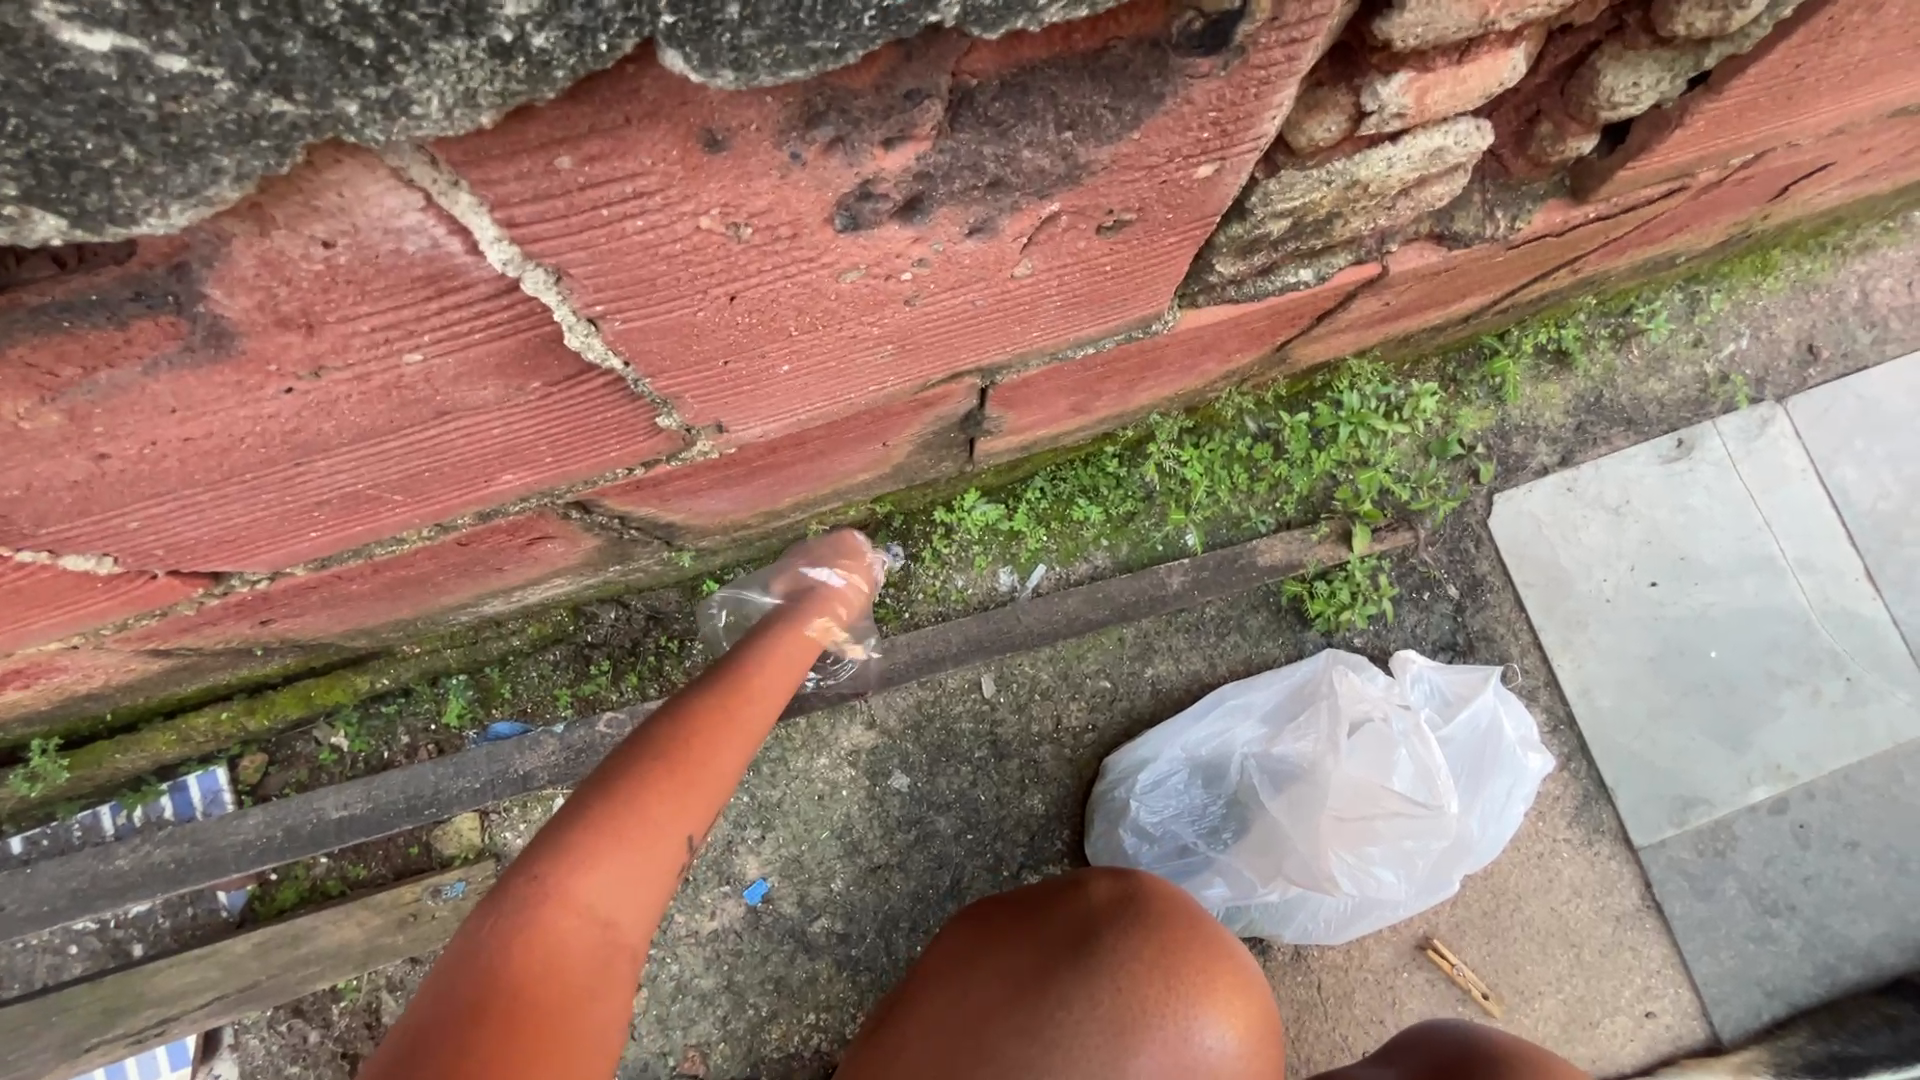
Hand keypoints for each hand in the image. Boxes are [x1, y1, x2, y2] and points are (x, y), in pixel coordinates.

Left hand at [765, 528, 886, 634]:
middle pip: (833, 549)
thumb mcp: (869, 590)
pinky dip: (797, 579)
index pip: (860, 546)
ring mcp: (801, 548)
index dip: (860, 563)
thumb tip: (868, 574)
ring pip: (812, 558)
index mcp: (852, 539)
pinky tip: (801, 598)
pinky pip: (794, 569)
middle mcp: (825, 537)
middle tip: (838, 586)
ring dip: (815, 570)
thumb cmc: (848, 600)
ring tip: (817, 595)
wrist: (812, 610)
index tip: (860, 578)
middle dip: (835, 564)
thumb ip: (869, 576)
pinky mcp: (781, 562)